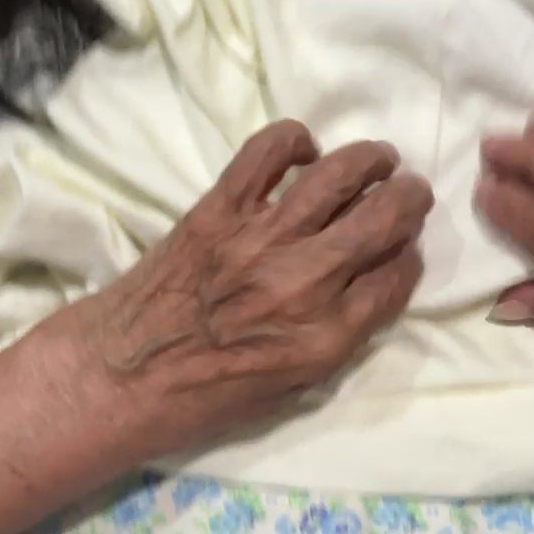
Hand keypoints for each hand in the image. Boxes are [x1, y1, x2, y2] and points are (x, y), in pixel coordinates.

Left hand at [53, 119, 433, 460]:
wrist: (122, 376)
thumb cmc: (208, 395)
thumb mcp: (294, 390)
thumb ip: (344, 335)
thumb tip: (376, 278)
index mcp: (326, 338)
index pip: (398, 276)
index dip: (411, 256)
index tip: (405, 249)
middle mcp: (303, 283)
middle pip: (383, 219)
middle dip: (411, 198)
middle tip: (410, 191)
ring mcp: (260, 239)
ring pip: (337, 175)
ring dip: (371, 159)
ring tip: (379, 160)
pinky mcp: (220, 209)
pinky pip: (266, 152)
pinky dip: (293, 139)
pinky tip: (304, 150)